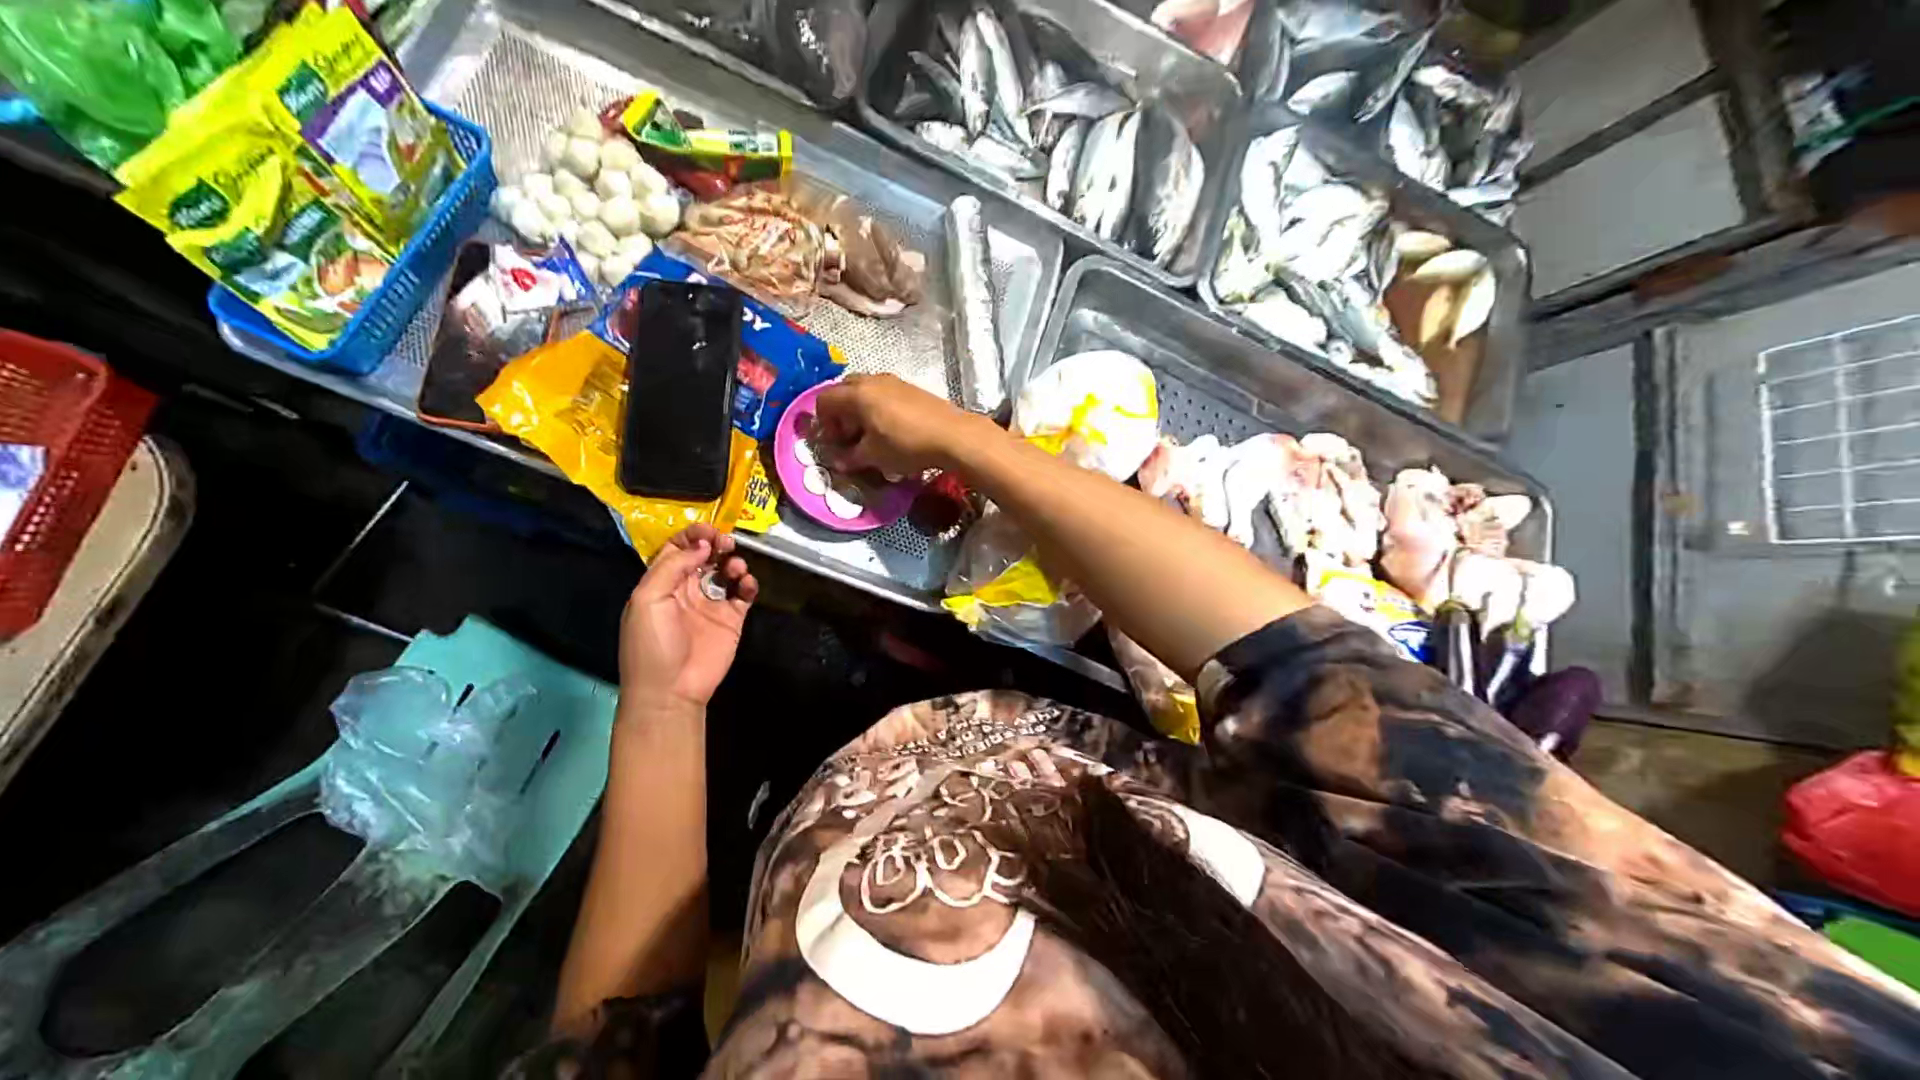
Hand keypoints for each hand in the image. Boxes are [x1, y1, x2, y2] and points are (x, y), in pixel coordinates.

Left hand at [620, 524, 758, 710]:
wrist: (670, 691)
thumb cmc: (651, 644)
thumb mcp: (647, 600)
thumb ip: (672, 567)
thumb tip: (701, 546)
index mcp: (662, 583)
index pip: (678, 549)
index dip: (692, 536)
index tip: (709, 531)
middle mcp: (687, 589)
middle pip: (705, 556)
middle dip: (716, 544)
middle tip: (726, 544)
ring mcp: (711, 604)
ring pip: (726, 572)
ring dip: (733, 563)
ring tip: (735, 568)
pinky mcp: (732, 619)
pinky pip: (744, 594)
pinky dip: (749, 584)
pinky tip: (746, 584)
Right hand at [813, 374, 995, 476]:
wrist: (952, 435)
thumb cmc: (906, 445)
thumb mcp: (874, 456)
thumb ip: (850, 457)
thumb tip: (838, 462)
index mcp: (857, 394)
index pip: (824, 400)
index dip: (823, 423)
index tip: (833, 443)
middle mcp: (872, 380)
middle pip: (843, 391)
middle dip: (840, 414)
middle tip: (849, 437)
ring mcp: (893, 381)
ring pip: (864, 390)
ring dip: (859, 410)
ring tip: (870, 435)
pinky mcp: (910, 387)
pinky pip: (882, 393)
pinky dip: (877, 407)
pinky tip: (890, 429)